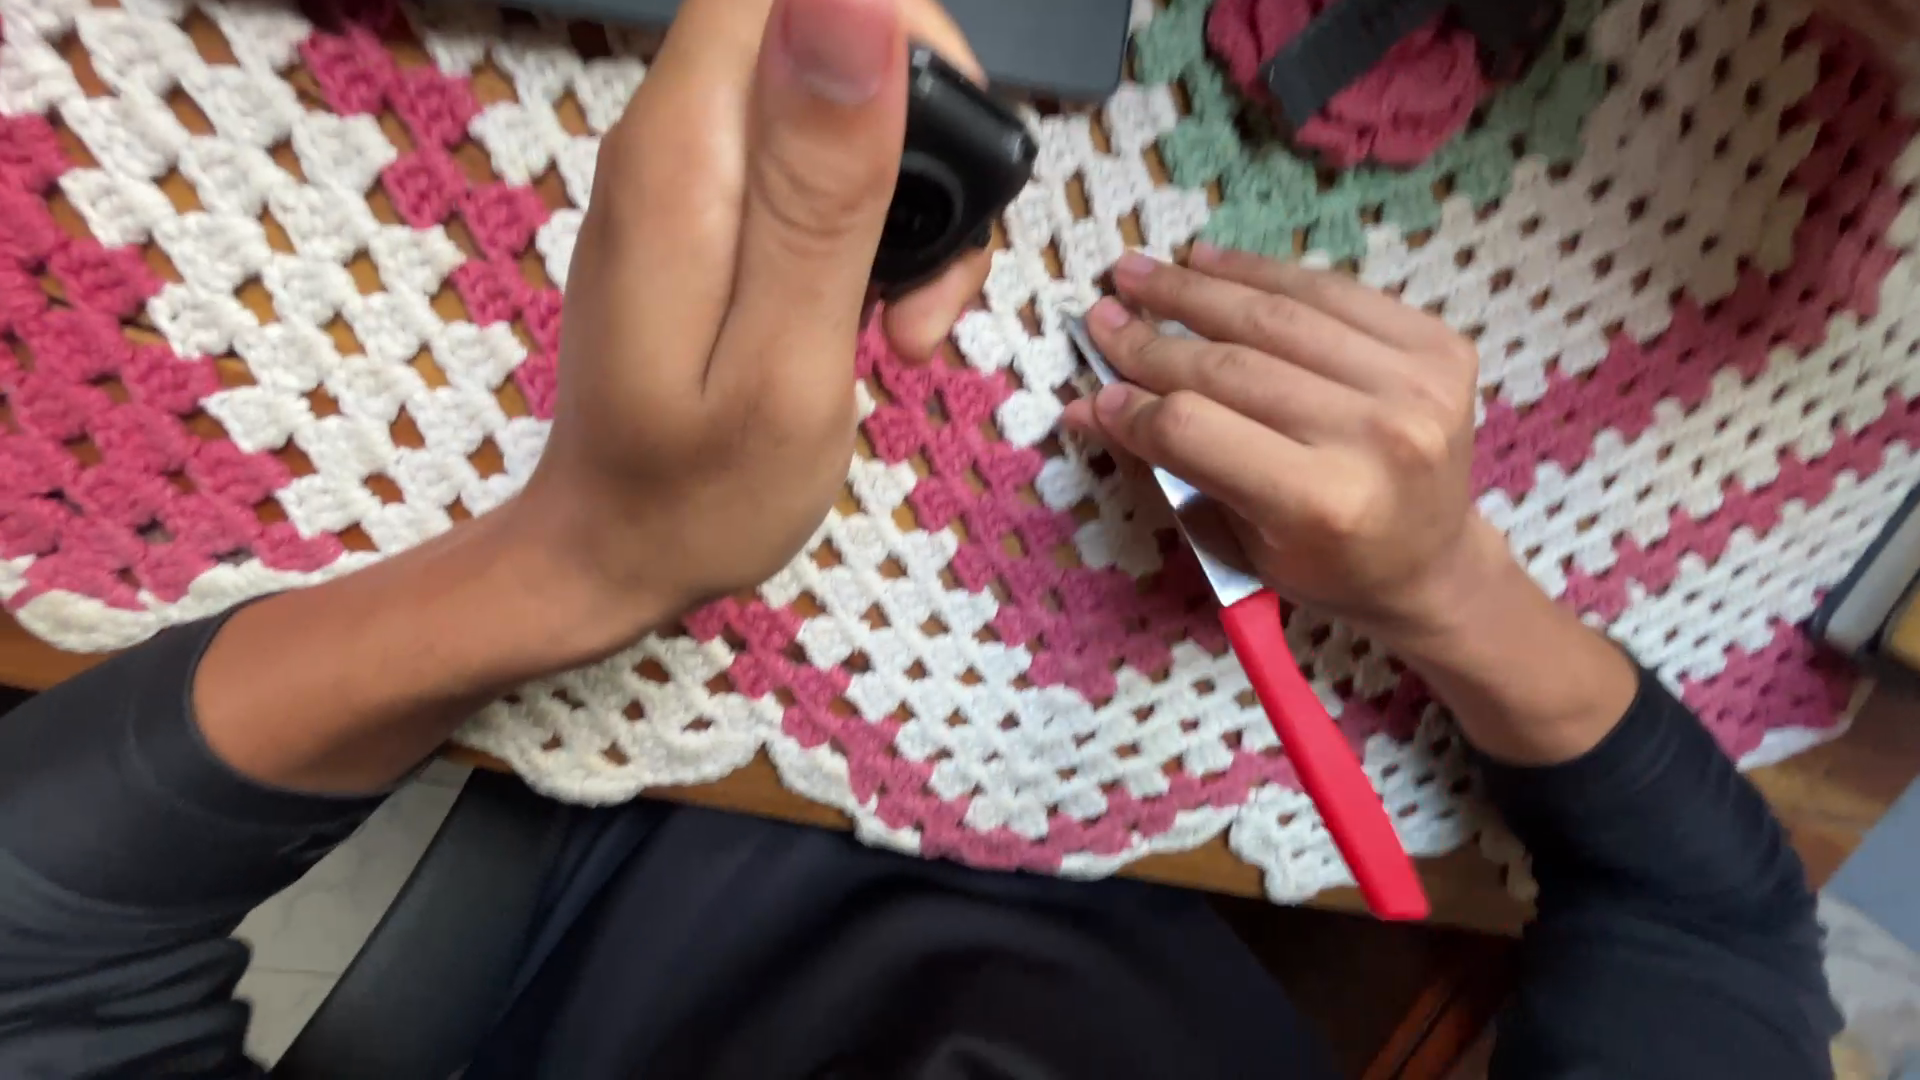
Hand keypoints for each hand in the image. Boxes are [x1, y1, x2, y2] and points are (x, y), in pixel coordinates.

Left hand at [506, 0, 984, 655]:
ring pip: (842, 121)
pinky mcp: (719, 232)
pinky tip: (883, 328)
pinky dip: (877, 247)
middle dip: (924, 152)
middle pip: (832, 46)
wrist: (620, 555)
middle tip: (930, 289)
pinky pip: (821, 189)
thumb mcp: (786, 365)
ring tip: (909, 331)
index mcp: (687, 158)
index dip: (899, 40)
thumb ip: (819, 197)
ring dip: (911, 216)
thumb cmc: (706, 494)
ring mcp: (697, 189)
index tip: (945, 177)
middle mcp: (680, 143)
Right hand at [1064, 245, 1637, 763]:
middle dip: (1151, 341)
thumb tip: (1088, 407)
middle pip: (1231, 368)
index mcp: (1319, 503)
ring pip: (1277, 317)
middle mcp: (1374, 436)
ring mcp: (1415, 384)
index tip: (1096, 389)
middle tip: (1102, 315)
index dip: (1137, 407)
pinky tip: (1209, 261)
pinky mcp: (1438, 346)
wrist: (1429, 562)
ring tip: (1139, 272)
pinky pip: (1331, 292)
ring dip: (1195, 290)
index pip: (1196, 431)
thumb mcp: (1233, 536)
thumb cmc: (1320, 568)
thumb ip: (1165, 464)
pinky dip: (1260, 272)